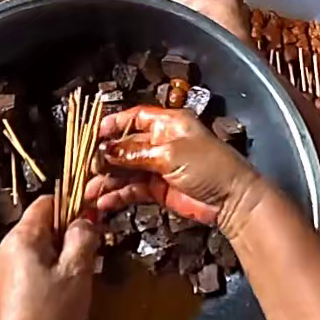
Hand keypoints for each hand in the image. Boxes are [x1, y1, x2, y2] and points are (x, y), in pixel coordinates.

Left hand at [0, 196, 98, 319]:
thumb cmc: (49, 314)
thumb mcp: (76, 272)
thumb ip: (83, 238)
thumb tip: (86, 218)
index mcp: (22, 235)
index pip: (48, 201)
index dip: (73, 205)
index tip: (95, 218)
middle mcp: (10, 244)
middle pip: (46, 222)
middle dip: (72, 232)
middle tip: (95, 250)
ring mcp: (9, 263)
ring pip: (44, 243)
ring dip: (66, 251)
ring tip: (86, 271)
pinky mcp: (12, 282)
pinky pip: (37, 261)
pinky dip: (56, 266)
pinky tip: (70, 286)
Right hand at [86, 105, 270, 233]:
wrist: (233, 202)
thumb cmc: (209, 167)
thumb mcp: (169, 154)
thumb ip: (134, 153)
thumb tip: (106, 151)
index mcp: (167, 124)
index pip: (134, 118)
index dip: (113, 124)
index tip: (93, 134)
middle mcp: (160, 142)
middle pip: (125, 146)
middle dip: (105, 157)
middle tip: (86, 167)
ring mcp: (158, 166)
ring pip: (125, 170)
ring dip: (107, 180)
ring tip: (88, 190)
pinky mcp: (158, 189)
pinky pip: (132, 189)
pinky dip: (117, 195)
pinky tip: (103, 201)